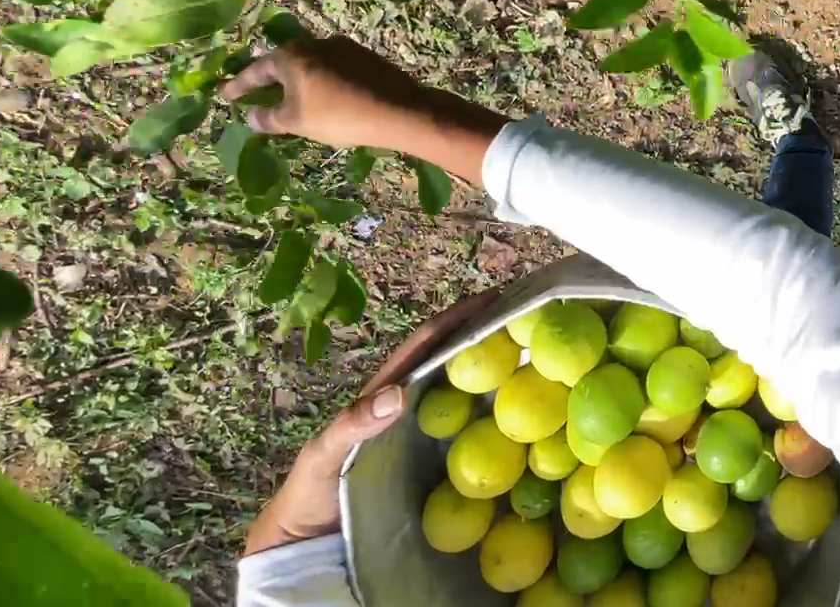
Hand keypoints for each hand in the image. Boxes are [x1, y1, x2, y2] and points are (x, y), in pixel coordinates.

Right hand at [219, 36, 429, 150]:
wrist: (400, 110)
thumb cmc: (338, 114)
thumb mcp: (296, 121)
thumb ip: (269, 117)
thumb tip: (252, 116)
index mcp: (293, 55)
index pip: (256, 70)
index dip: (238, 86)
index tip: (224, 96)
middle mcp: (318, 43)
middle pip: (286, 62)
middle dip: (270, 79)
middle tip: (255, 92)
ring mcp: (347, 48)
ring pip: (313, 64)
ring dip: (299, 80)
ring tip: (290, 96)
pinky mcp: (369, 58)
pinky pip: (336, 69)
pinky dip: (323, 81)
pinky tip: (325, 95)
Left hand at [243, 290, 500, 556]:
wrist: (308, 541)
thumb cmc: (311, 491)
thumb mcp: (323, 456)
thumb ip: (352, 424)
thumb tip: (399, 393)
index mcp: (387, 389)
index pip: (427, 342)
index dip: (458, 316)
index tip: (494, 297)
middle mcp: (412, 399)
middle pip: (453, 356)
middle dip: (485, 330)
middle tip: (525, 315)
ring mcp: (426, 425)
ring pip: (466, 384)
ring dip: (495, 363)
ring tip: (531, 348)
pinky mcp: (436, 452)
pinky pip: (469, 420)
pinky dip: (493, 403)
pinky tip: (519, 402)